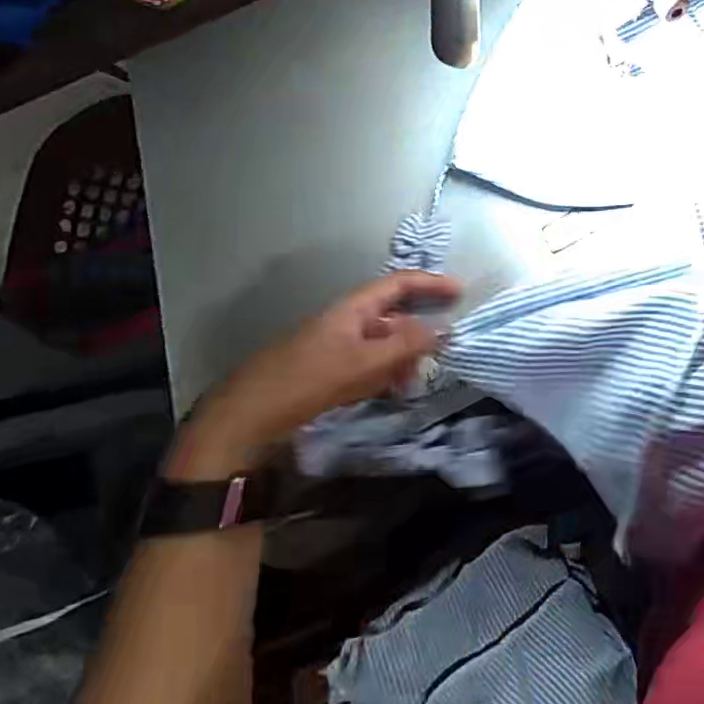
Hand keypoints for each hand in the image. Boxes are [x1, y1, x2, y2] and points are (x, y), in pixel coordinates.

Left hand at [168, 271, 460, 478]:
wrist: (243, 420)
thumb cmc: (306, 381)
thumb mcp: (364, 363)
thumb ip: (407, 345)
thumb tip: (441, 330)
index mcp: (352, 309)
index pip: (399, 283)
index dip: (431, 283)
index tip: (460, 292)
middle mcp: (344, 321)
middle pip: (392, 315)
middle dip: (418, 332)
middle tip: (438, 353)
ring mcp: (333, 345)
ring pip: (381, 342)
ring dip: (401, 358)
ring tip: (411, 381)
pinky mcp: (324, 370)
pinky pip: (366, 362)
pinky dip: (383, 372)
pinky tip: (386, 391)